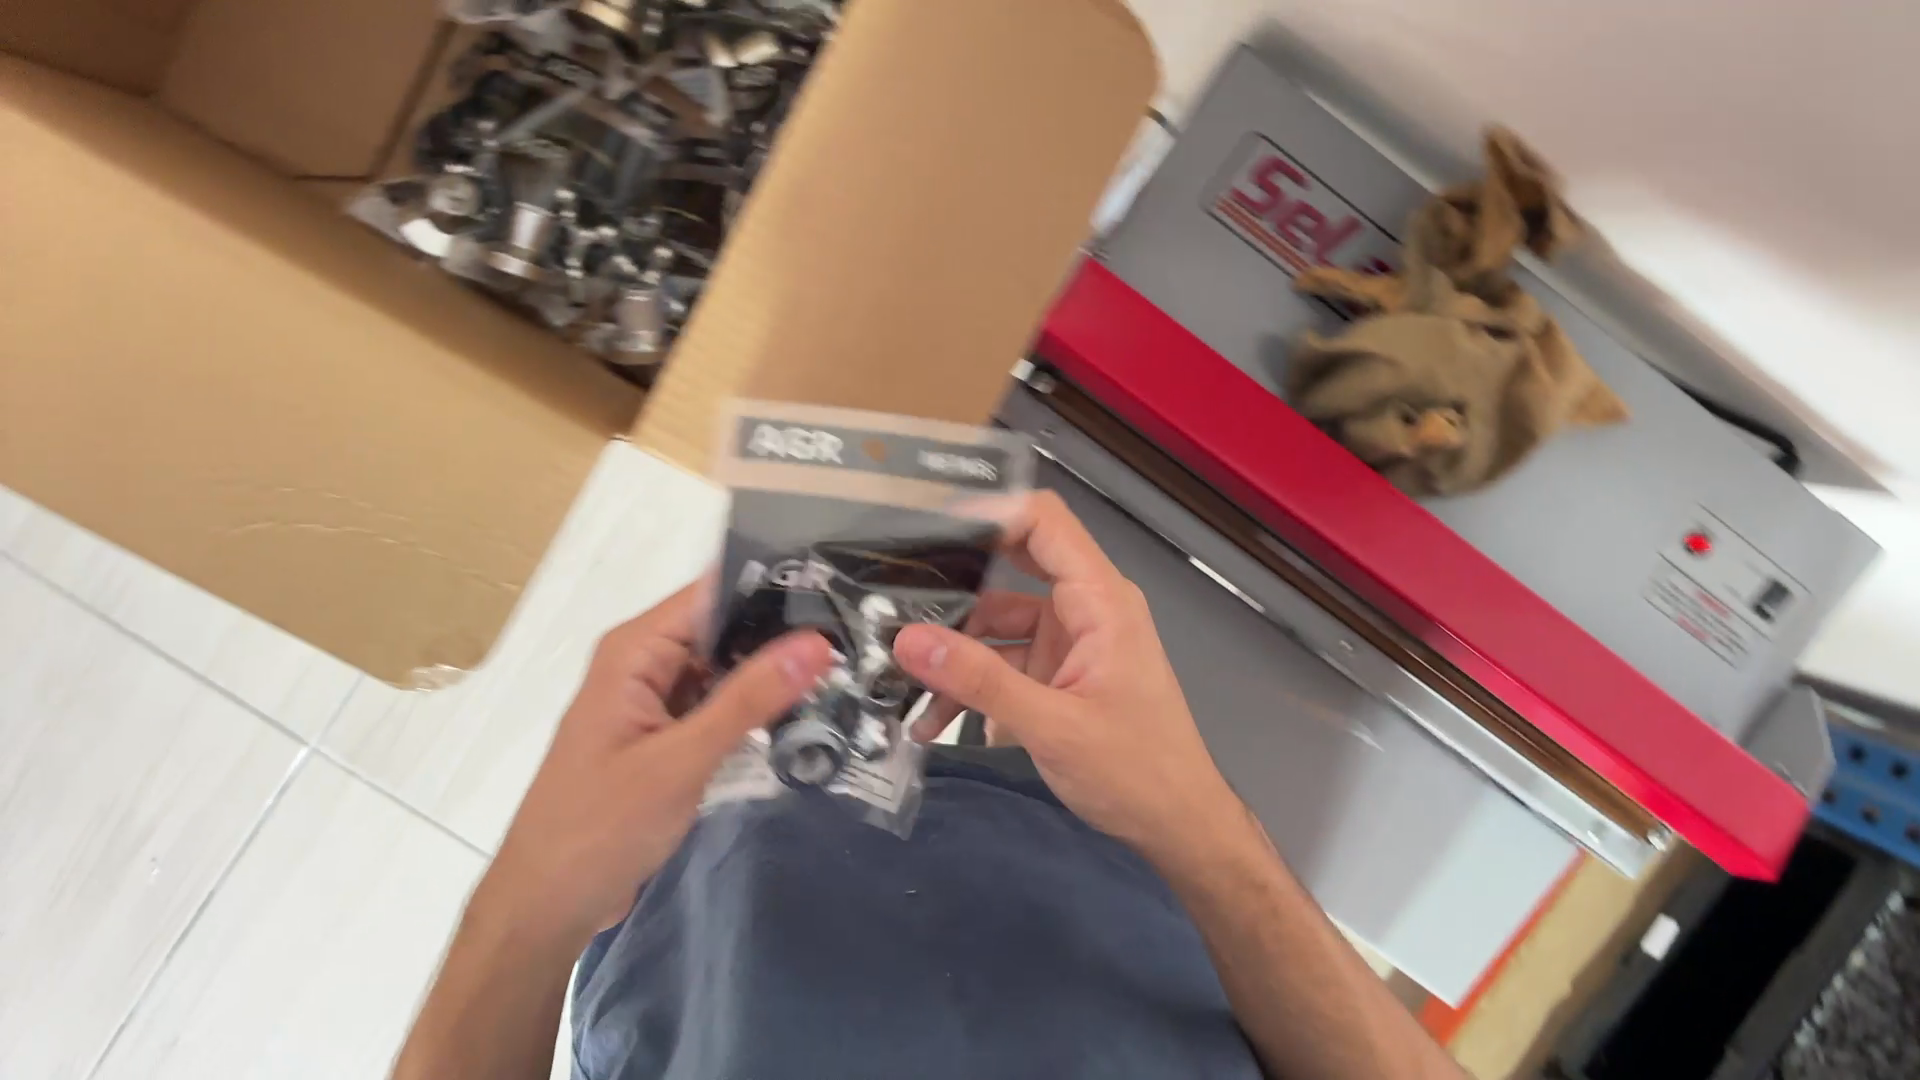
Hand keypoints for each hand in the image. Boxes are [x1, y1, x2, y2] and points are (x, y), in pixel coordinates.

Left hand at [483, 582, 834, 945]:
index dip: (772, 587)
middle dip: (781, 633)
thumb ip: (749, 699)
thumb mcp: (681, 760)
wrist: (546, 908)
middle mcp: (645, 663)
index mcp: (635, 650)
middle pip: (724, 627)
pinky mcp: (666, 734)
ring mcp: (655, 700)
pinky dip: (754, 707)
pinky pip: (718, 703)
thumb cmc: (600, 828)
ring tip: (842, 671)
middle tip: (853, 641)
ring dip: (772, 673)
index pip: (713, 593)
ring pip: (725, 667)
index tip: (835, 594)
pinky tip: (802, 711)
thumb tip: (816, 642)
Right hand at [892, 493, 1245, 861]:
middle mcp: (1083, 607)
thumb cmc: (1135, 771)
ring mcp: (1067, 640)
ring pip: (996, 622)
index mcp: (1100, 600)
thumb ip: (980, 681)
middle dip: (954, 581)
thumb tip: (908, 641)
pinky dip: (970, 685)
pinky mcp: (1055, 673)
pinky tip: (933, 720)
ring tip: (901, 682)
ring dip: (954, 653)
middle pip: (1012, 566)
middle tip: (892, 593)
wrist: (1177, 826)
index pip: (1044, 523)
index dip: (989, 512)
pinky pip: (1002, 662)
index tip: (927, 531)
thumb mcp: (1052, 726)